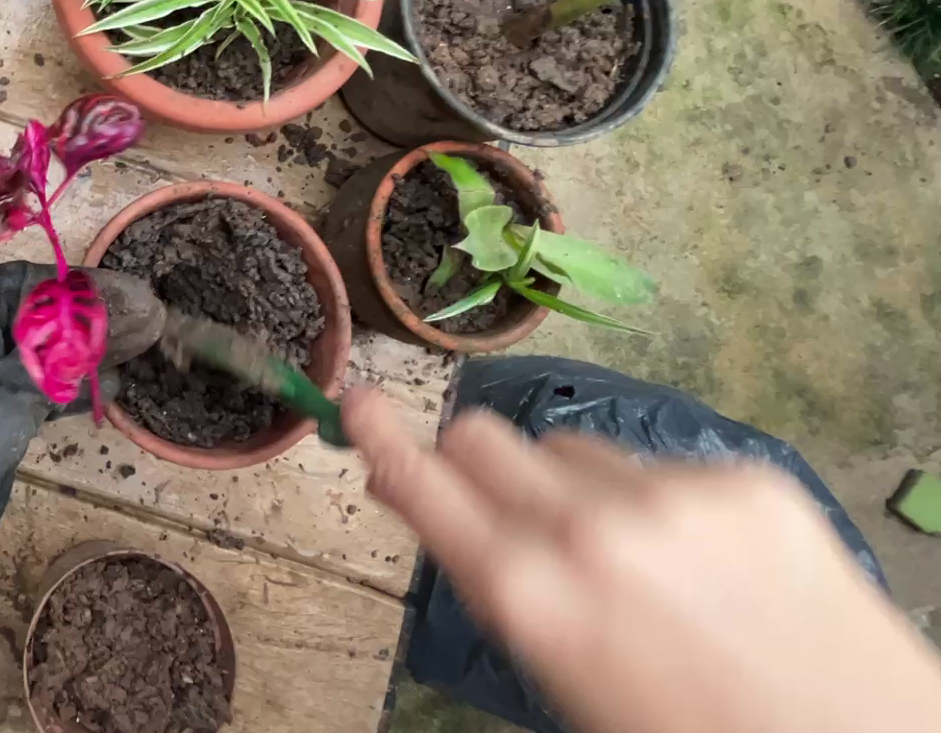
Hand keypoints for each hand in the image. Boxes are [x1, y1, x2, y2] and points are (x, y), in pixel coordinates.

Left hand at [0, 262, 158, 732]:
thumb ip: (55, 360)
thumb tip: (118, 312)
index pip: (2, 287)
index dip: (53, 283)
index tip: (104, 289)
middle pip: (28, 319)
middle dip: (82, 314)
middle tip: (144, 313)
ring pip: (40, 358)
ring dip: (85, 351)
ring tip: (142, 342)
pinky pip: (40, 396)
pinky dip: (74, 391)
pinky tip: (113, 388)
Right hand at [343, 387, 940, 732]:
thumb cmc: (677, 729)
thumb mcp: (553, 664)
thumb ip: (478, 569)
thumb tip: (403, 486)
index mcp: (529, 594)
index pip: (420, 482)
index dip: (377, 435)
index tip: (355, 399)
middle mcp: (586, 532)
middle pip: (477, 435)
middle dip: (476, 464)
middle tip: (510, 508)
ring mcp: (670, 498)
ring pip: (560, 447)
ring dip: (569, 484)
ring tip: (633, 553)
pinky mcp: (745, 482)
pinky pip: (645, 458)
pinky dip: (650, 496)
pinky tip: (705, 556)